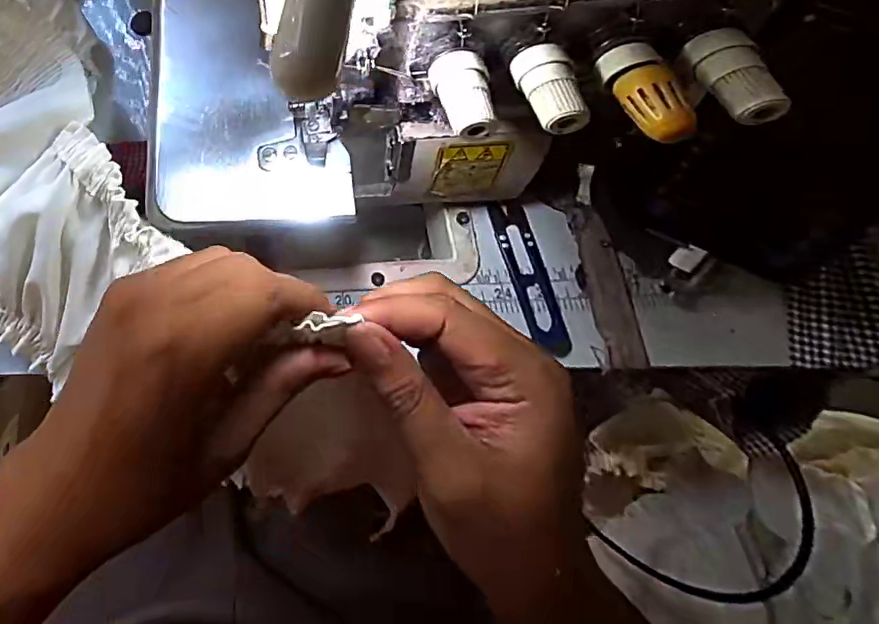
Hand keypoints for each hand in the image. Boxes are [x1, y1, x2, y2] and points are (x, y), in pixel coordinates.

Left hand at [0, 248, 345, 622]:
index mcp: (183, 342)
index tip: (331, 329)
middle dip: (280, 294)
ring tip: (259, 332)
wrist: (59, 485)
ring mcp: (134, 287)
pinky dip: (216, 283)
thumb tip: (335, 353)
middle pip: (244, 266)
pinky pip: (186, 267)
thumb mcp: (225, 446)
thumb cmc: (144, 483)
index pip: (266, 290)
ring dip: (249, 285)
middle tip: (297, 338)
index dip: (307, 302)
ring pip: (216, 259)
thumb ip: (281, 387)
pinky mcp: (121, 288)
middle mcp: (157, 298)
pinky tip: (218, 324)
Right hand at [344, 274, 640, 623]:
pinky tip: (380, 346)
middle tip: (342, 327)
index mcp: (524, 374)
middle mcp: (521, 354)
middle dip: (391, 305)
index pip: (448, 314)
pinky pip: (444, 334)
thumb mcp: (446, 468)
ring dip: (397, 314)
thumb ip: (404, 394)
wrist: (539, 580)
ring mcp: (507, 362)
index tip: (339, 323)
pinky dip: (406, 333)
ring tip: (354, 333)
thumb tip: (357, 331)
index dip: (391, 311)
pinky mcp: (489, 375)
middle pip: (448, 300)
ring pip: (444, 309)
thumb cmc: (499, 533)